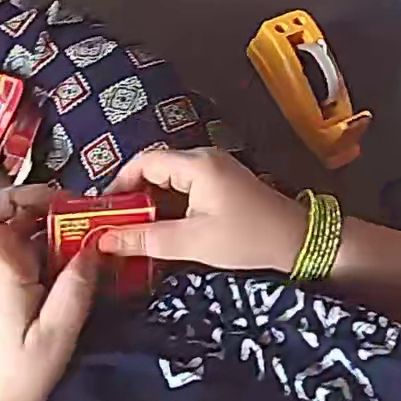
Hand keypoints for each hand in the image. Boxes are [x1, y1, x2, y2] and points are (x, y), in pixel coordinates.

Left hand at [0, 184, 99, 400]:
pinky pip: (39, 251)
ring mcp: (10, 275)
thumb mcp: (55, 337)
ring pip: (29, 230)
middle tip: (90, 212)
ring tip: (96, 231)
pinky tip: (88, 257)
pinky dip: (63, 245)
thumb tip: (96, 245)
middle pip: (13, 214)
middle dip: (52, 204)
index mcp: (4, 273)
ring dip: (61, 223)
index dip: (18, 196)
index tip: (61, 200)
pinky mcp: (19, 287)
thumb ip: (76, 289)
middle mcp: (3, 266)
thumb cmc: (16, 377)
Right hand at [99, 148, 305, 272]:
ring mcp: (214, 167)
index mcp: (196, 164)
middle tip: (113, 224)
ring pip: (168, 178)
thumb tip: (103, 240)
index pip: (144, 162)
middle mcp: (203, 157)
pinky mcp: (221, 181)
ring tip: (131, 229)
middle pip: (154, 168)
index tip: (102, 211)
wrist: (298, 240)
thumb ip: (145, 239)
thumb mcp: (192, 242)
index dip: (119, 184)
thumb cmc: (246, 239)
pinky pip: (184, 186)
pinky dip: (168, 204)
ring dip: (150, 202)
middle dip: (132, 195)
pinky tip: (160, 227)